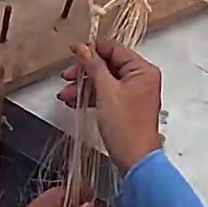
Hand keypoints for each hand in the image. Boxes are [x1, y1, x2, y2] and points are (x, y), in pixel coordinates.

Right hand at [58, 41, 162, 169]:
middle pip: (107, 65)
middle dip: (84, 72)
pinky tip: (72, 102)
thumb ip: (93, 65)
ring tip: (65, 95)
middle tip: (66, 77)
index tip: (72, 52)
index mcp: (142, 70)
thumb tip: (82, 47)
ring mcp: (132, 92)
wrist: (134, 159)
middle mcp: (140, 78)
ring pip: (103, 80)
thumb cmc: (124, 123)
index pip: (114, 49)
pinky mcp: (124, 106)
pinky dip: (90, 96)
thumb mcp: (106, 90)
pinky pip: (105, 94)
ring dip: (83, 86)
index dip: (92, 50)